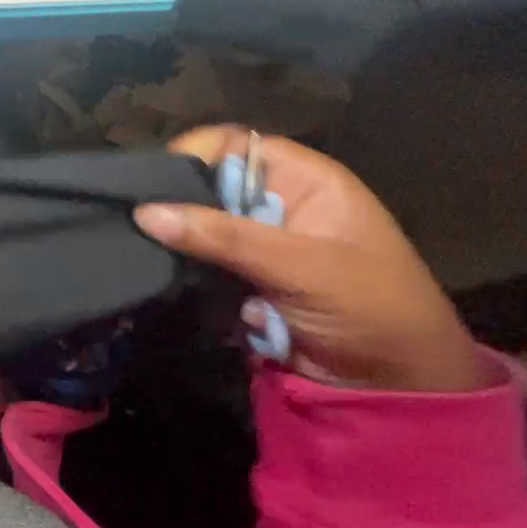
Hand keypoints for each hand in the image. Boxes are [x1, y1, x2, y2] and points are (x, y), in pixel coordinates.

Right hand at [133, 126, 482, 391]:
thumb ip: (224, 238)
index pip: (233, 145)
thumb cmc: (369, 307)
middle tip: (137, 224)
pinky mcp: (233, 275)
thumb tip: (144, 212)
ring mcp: (252, 242)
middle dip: (171, 203)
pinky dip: (176, 269)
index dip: (191, 156)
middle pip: (204, 183)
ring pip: (191, 224)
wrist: (389, 382)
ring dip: (171, 242)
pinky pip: (190, 260)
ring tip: (141, 252)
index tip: (152, 186)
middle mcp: (275, 203)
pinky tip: (158, 275)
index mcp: (305, 182)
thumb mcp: (302, 266)